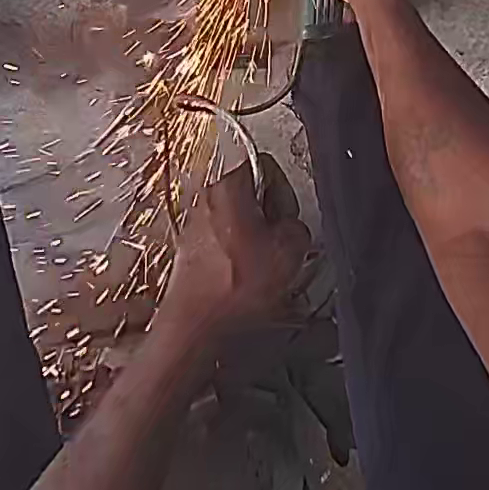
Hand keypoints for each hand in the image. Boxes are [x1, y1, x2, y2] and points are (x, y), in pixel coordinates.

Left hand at [156, 160, 310, 340]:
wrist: (196, 324)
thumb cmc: (235, 286)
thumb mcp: (290, 250)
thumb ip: (298, 225)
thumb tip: (292, 228)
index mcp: (228, 186)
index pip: (266, 165)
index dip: (285, 192)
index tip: (286, 219)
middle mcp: (207, 198)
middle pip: (252, 193)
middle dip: (270, 218)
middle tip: (276, 245)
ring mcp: (196, 223)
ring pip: (239, 219)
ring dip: (255, 240)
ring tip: (260, 268)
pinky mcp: (190, 248)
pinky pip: (224, 241)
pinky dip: (237, 255)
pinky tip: (243, 280)